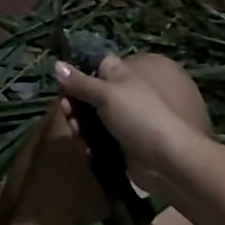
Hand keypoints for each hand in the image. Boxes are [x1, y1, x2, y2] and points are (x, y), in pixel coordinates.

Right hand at [55, 55, 204, 192]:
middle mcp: (119, 95)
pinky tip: (85, 149)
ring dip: (79, 125)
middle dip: (73, 104)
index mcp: (119, 76)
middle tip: (67, 113)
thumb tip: (57, 64)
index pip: (93, 66)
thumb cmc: (138, 116)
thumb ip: (80, 82)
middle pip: (87, 94)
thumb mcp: (106, 94)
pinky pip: (96, 140)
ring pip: (89, 119)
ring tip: (77, 134)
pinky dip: (88, 143)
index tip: (63, 86)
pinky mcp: (119, 144)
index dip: (76, 74)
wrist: (167, 159)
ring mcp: (119, 121)